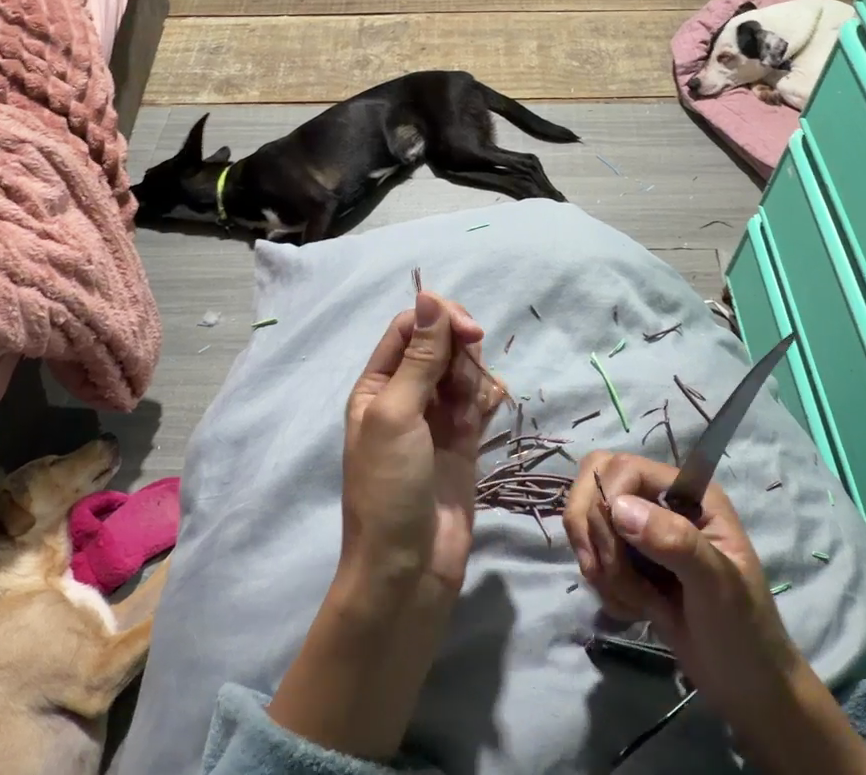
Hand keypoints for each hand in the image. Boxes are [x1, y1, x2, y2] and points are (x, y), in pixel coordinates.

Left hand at [339, 290, 503, 601]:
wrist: (406, 568)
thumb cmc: (389, 488)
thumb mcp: (396, 415)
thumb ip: (419, 357)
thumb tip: (430, 297)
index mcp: (376, 385)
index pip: (410, 327)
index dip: (440, 319)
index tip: (472, 332)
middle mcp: (405, 397)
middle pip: (440, 346)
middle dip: (461, 350)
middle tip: (472, 380)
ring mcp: (436, 421)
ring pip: (463, 373)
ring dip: (475, 379)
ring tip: (472, 413)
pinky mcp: (463, 444)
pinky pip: (479, 404)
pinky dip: (488, 399)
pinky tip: (489, 410)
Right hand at [564, 452, 865, 774]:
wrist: (744, 685)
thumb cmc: (742, 629)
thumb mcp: (717, 584)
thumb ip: (674, 541)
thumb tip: (619, 507)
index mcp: (690, 493)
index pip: (624, 468)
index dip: (608, 502)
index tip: (616, 552)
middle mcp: (663, 502)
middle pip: (594, 483)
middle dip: (595, 534)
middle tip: (613, 575)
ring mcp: (643, 533)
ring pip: (587, 523)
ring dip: (601, 566)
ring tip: (636, 601)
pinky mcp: (629, 562)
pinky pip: (590, 557)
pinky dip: (603, 586)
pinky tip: (634, 610)